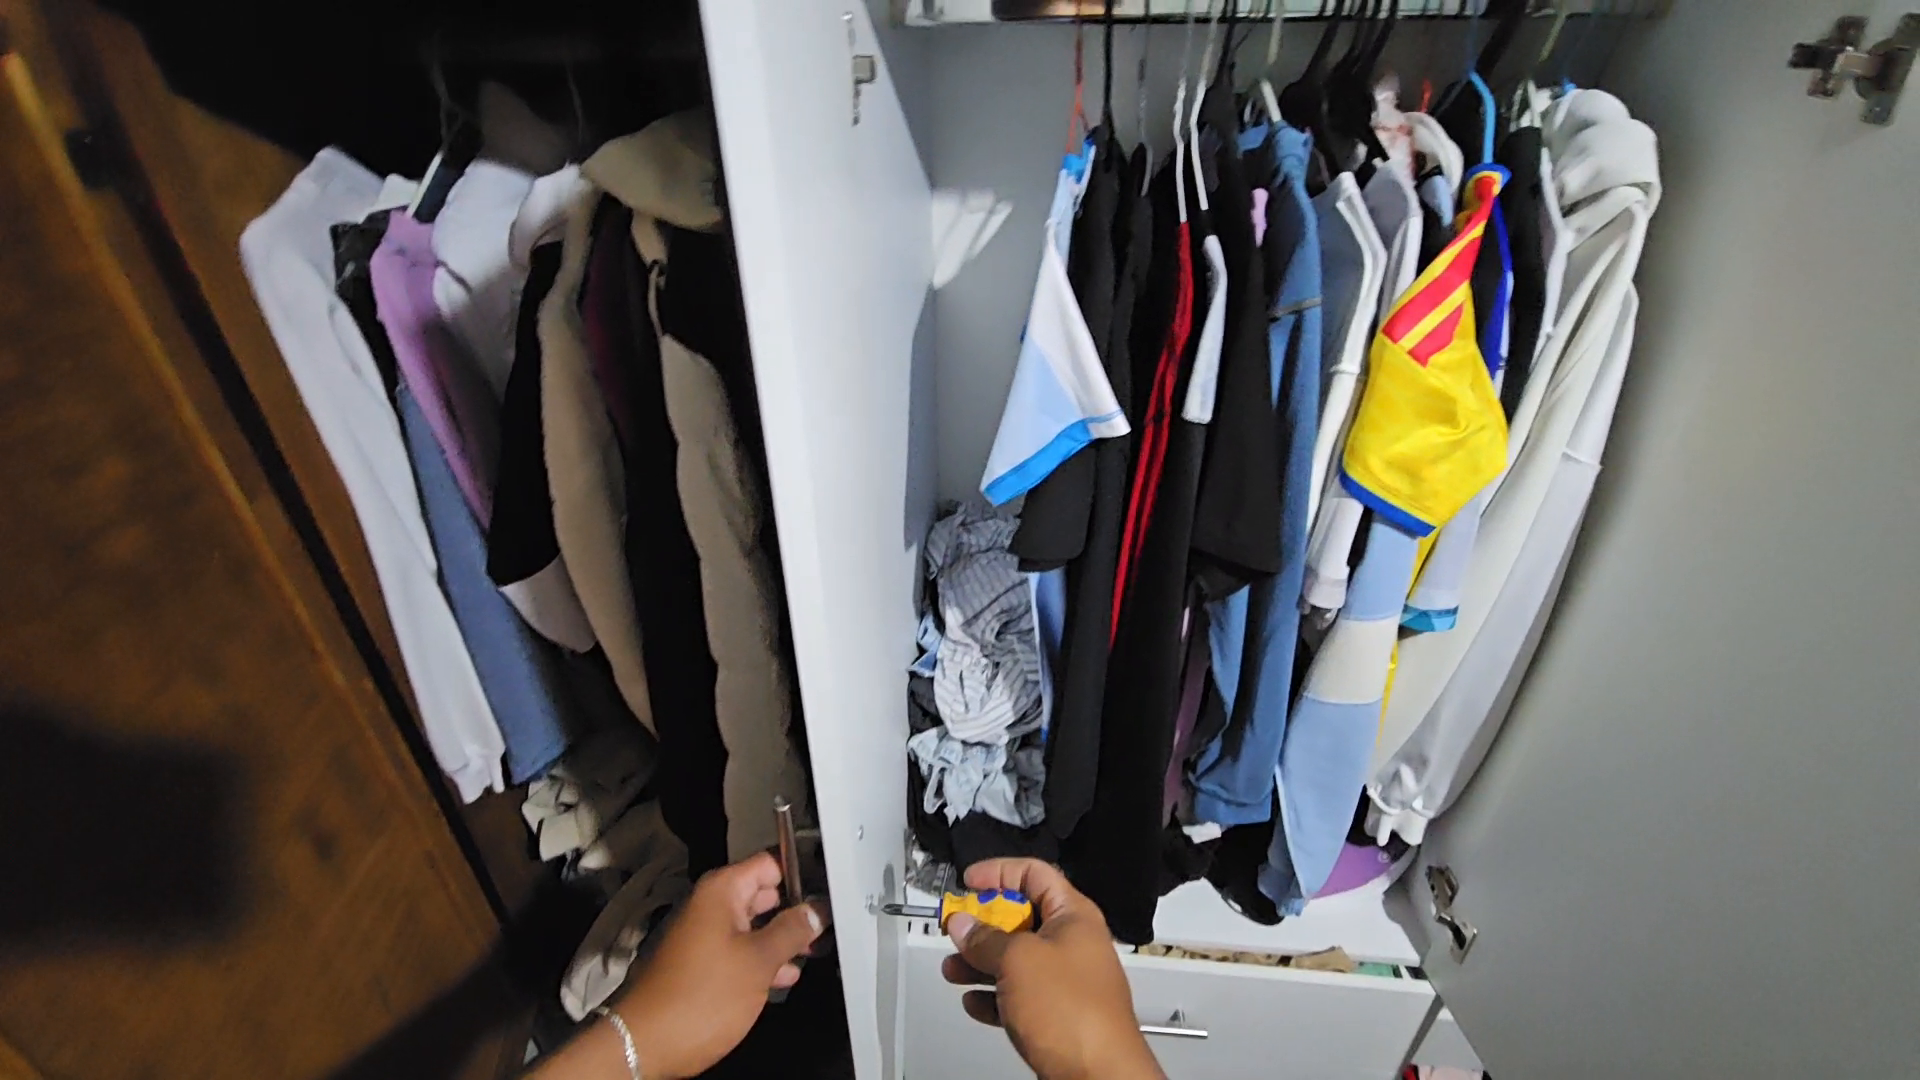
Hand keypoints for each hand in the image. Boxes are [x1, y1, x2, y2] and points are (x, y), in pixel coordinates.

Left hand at [532, 852, 826, 1079]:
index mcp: (723, 890)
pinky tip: (786, 974)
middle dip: (797, 907)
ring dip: (783, 936)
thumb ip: (793, 931)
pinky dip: (764, 957)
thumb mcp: (758, 962)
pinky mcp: (702, 963)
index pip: (773, 861)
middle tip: (828, 921)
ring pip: (755, 924)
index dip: (803, 871)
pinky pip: (742, 949)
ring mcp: (706, 934)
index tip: (830, 885)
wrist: (643, 1047)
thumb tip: (817, 910)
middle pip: (765, 892)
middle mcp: (713, 904)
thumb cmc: (700, 997)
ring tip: (816, 948)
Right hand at [942, 859, 1163, 1079]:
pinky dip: (995, 997)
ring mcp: (1065, 981)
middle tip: (954, 930)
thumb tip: (961, 923)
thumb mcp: (1018, 961)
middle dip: (983, 924)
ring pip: (1015, 960)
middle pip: (1020, 918)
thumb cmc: (1069, 1009)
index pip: (1033, 874)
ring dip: (981, 962)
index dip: (999, 871)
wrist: (1100, 1079)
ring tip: (951, 970)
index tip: (968, 881)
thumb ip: (985, 939)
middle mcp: (1071, 943)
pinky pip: (1019, 997)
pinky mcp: (1058, 1017)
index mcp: (1072, 915)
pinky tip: (973, 1003)